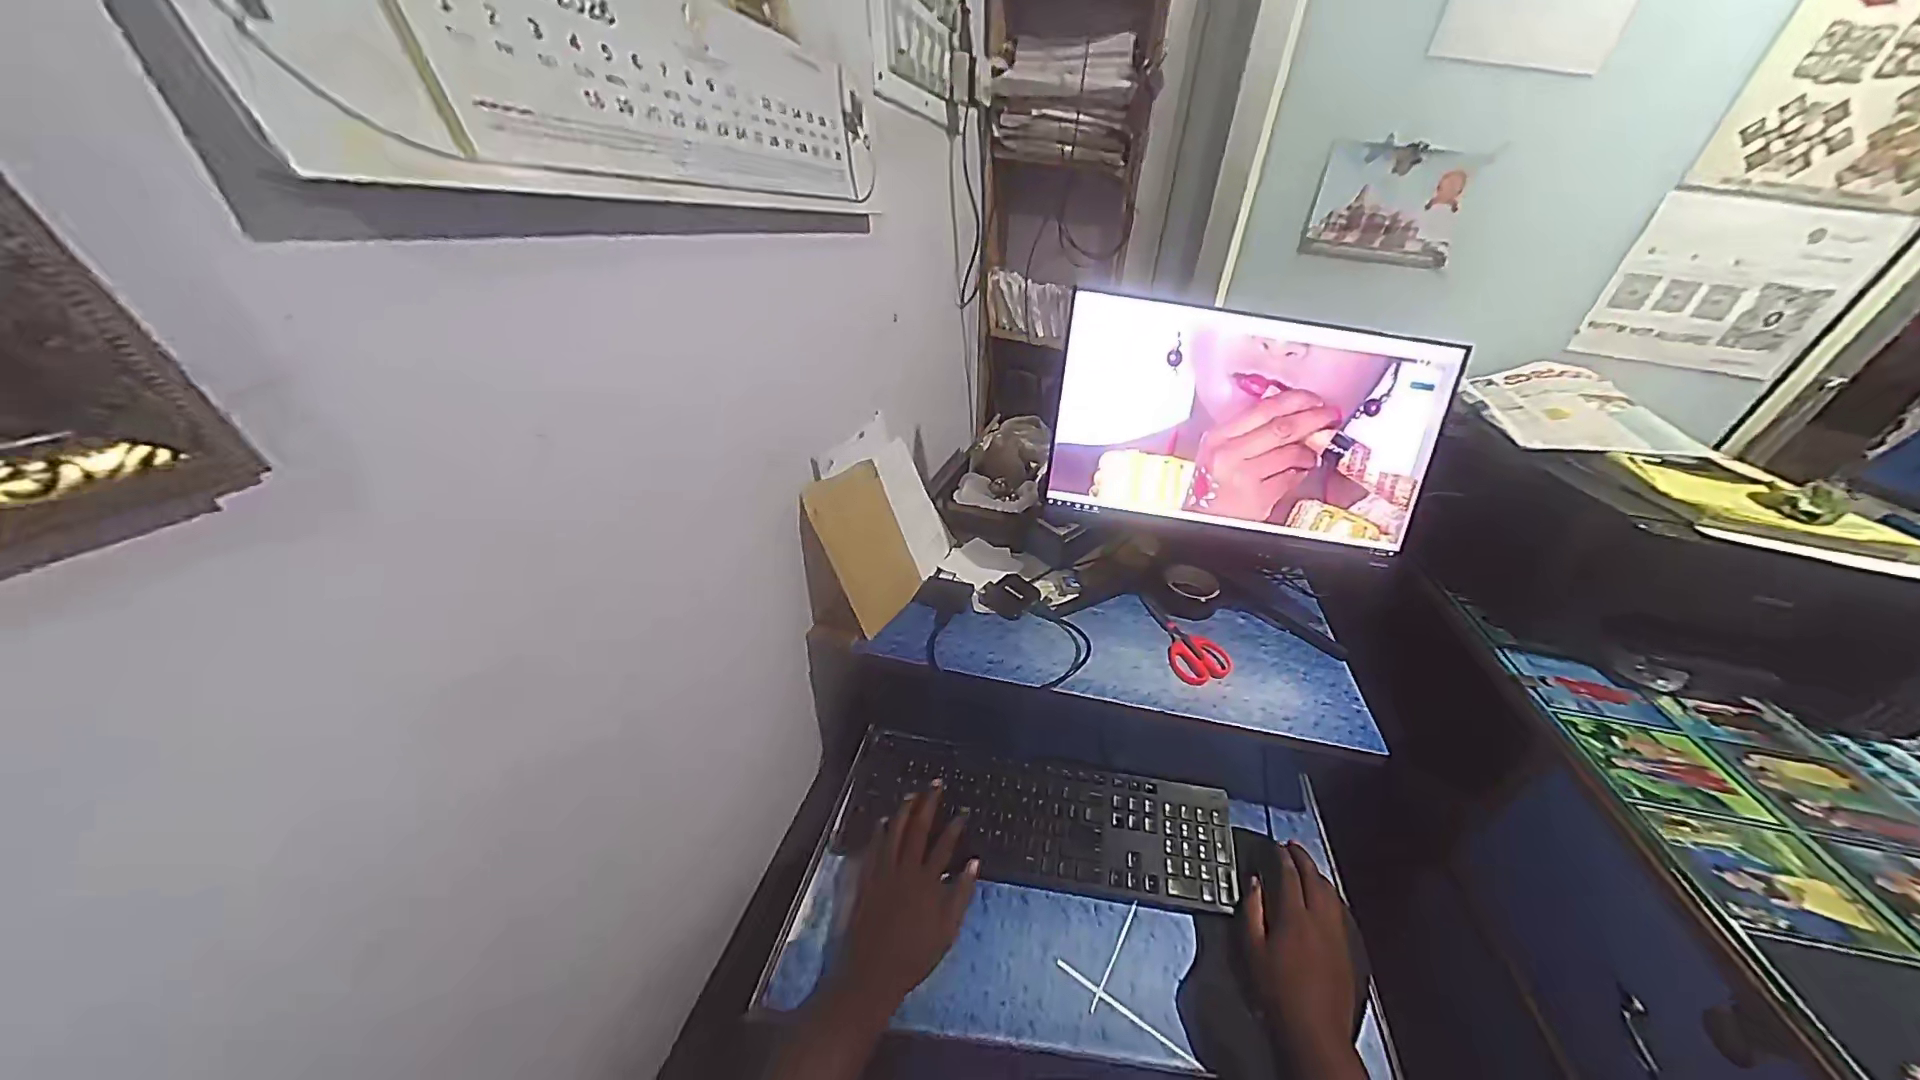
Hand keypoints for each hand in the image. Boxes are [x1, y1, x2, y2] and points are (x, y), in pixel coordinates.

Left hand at [833, 783, 977, 1014]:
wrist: (872, 973)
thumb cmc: (914, 956)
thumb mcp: (947, 930)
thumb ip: (961, 894)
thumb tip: (974, 863)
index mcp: (927, 882)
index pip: (944, 845)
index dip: (955, 826)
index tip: (962, 812)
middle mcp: (904, 870)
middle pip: (917, 829)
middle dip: (928, 804)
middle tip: (935, 785)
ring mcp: (882, 872)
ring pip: (893, 832)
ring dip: (903, 811)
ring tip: (912, 795)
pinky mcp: (865, 880)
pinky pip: (873, 848)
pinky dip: (879, 832)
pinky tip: (882, 820)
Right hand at [1193, 390, 1339, 520]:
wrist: (1205, 519)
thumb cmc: (1213, 485)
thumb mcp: (1219, 451)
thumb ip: (1247, 431)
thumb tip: (1292, 412)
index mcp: (1218, 437)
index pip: (1263, 409)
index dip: (1295, 400)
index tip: (1313, 399)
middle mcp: (1228, 453)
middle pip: (1282, 428)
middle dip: (1313, 419)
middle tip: (1330, 416)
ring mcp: (1244, 475)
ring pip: (1291, 452)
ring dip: (1309, 450)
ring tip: (1312, 452)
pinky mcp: (1258, 497)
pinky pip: (1291, 477)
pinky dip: (1301, 472)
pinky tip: (1299, 471)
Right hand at [1241, 841, 1365, 1078]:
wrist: (1313, 1031)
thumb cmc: (1274, 990)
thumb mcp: (1250, 947)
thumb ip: (1251, 909)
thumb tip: (1254, 882)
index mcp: (1294, 916)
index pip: (1289, 875)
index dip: (1281, 857)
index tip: (1274, 846)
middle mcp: (1321, 920)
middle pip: (1315, 879)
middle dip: (1303, 859)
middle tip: (1292, 847)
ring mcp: (1339, 935)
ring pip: (1332, 894)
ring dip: (1318, 875)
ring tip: (1307, 867)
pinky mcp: (1350, 951)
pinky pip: (1341, 912)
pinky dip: (1331, 896)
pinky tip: (1325, 899)